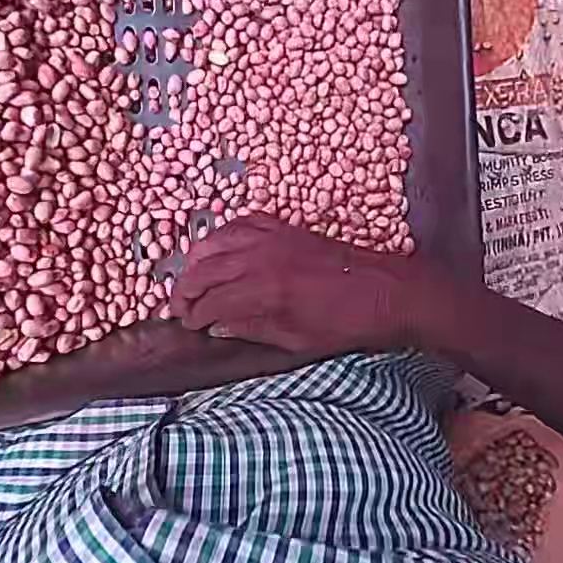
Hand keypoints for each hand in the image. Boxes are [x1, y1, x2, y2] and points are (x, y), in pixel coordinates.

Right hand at [171, 215, 438, 355]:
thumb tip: (218, 327)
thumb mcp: (297, 339)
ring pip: (217, 240)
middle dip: (186, 289)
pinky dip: (224, 233)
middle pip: (205, 268)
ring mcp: (273, 238)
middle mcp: (262, 258)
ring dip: (197, 258)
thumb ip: (252, 329)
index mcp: (265, 291)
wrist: (383, 291)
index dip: (195, 315)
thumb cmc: (344, 323)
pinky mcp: (284, 228)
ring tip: (191, 276)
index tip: (188, 325)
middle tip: (179, 306)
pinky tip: (220, 246)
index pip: (212, 301)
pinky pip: (243, 222)